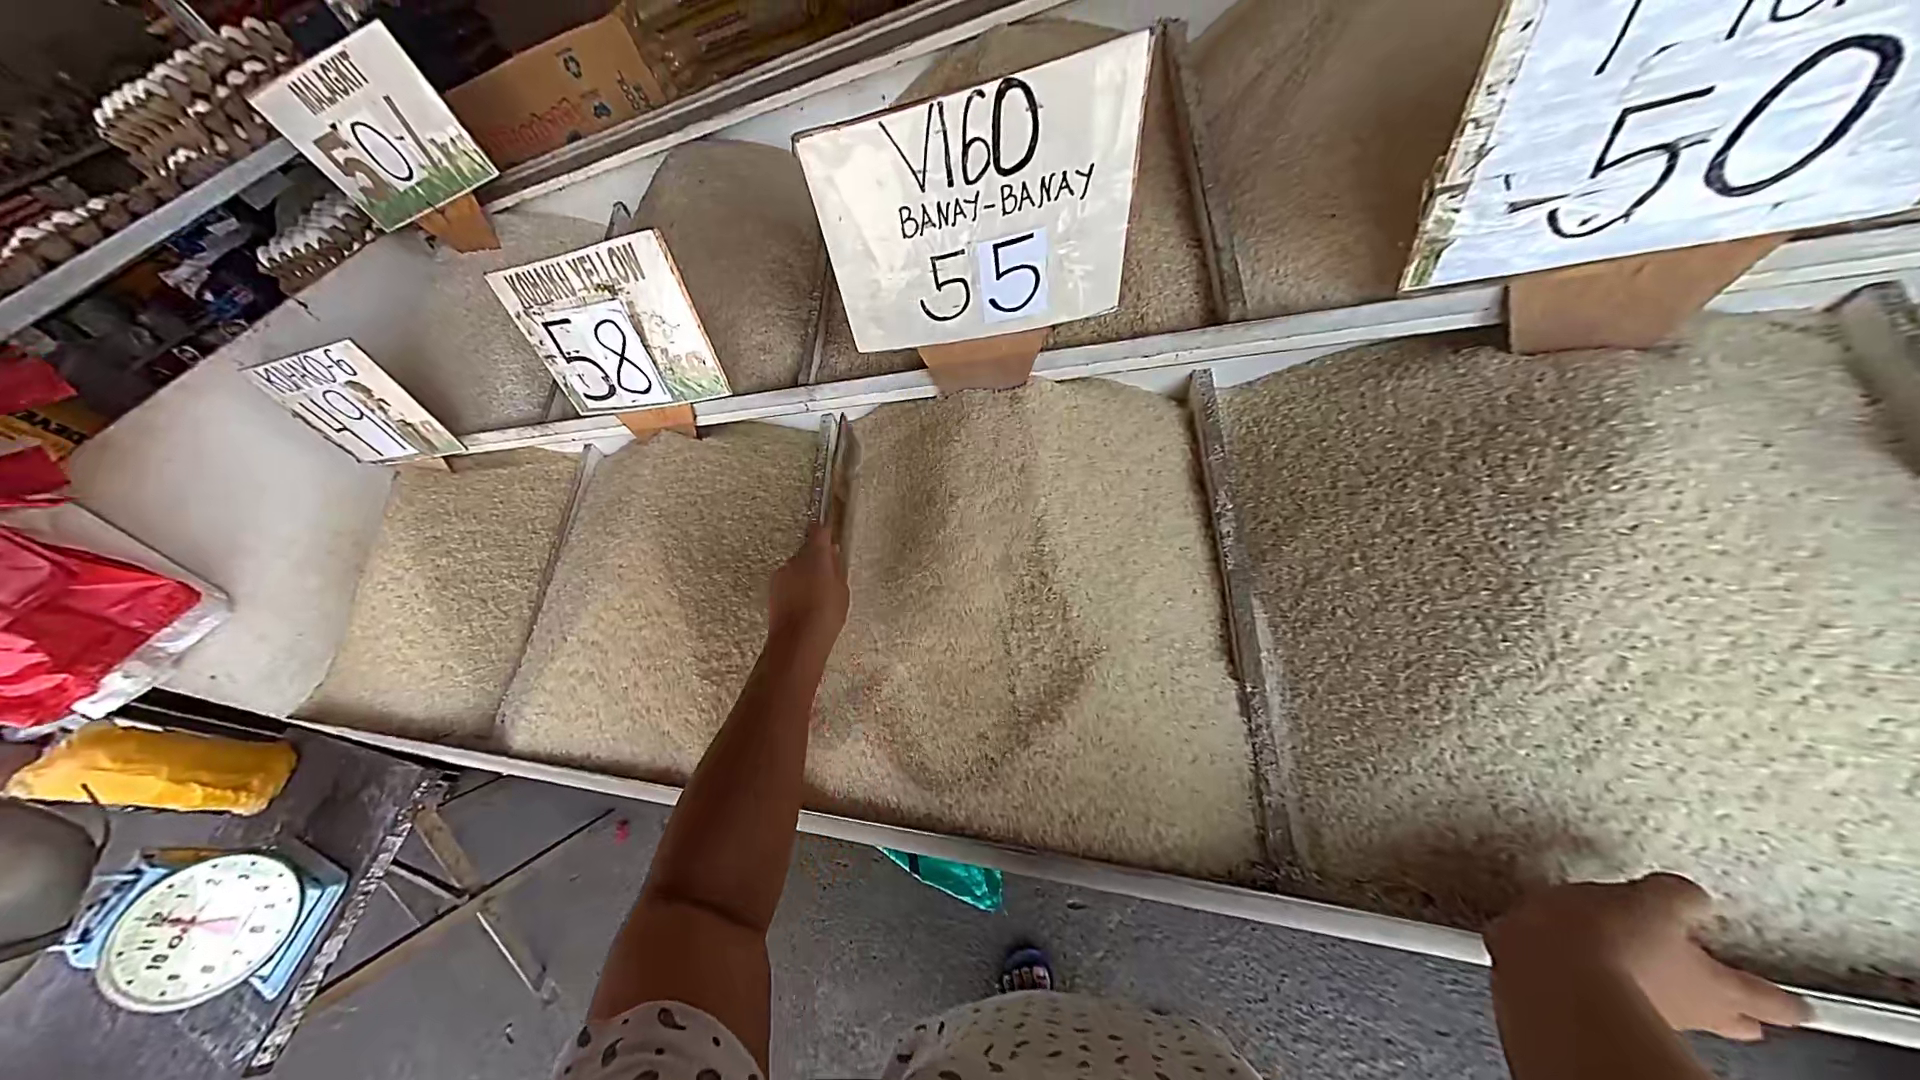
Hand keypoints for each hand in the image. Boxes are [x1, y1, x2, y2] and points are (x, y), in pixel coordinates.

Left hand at [767, 523, 847, 650]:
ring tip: (819, 596)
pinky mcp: (773, 591)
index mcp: (815, 555)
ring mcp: (781, 575)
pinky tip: (807, 604)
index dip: (825, 528)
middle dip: (818, 559)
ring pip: (796, 567)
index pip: (819, 531)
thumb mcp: (842, 590)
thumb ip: (837, 568)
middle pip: (807, 551)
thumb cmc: (823, 617)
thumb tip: (833, 556)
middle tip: (831, 573)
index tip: (829, 525)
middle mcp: (794, 561)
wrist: (797, 642)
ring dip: (806, 575)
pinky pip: (788, 582)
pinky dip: (796, 587)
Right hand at [1487, 873, 1810, 1040]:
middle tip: (1721, 990)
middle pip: (1721, 1013)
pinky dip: (1598, 970)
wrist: (1548, 967)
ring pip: (1663, 1001)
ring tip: (1632, 959)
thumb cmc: (1607, 942)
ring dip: (1656, 985)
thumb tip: (1686, 893)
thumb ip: (1677, 896)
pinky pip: (1602, 983)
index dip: (1784, 999)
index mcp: (1712, 986)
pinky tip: (1575, 952)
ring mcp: (1634, 1006)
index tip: (1797, 1004)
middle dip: (1725, 1004)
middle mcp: (1683, 1006)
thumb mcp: (1650, 900)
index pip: (1768, 998)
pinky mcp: (1583, 996)